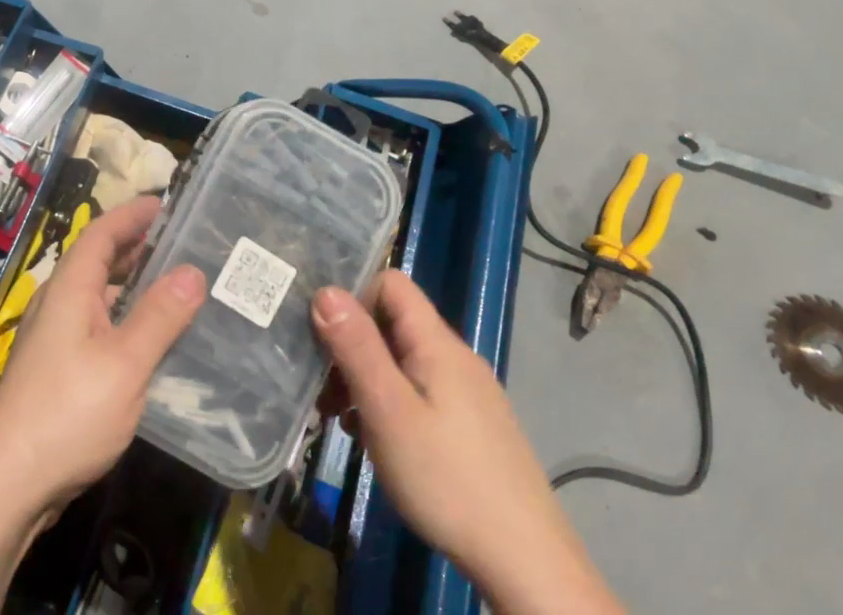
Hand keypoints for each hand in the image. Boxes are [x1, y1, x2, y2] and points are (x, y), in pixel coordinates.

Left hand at [0, 196, 205, 513]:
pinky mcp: (58, 371)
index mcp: (69, 291)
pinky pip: (97, 327)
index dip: (131, 215)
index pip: (100, 235)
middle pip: (96, 262)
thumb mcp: (124, 363)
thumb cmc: (68, 412)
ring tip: (176, 286)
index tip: (165, 202)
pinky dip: (124, 319)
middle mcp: (58, 306)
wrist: (10, 480)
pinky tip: (151, 340)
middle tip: (181, 242)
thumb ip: (159, 317)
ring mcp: (54, 340)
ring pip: (97, 298)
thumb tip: (192, 271)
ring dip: (131, 285)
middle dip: (135, 246)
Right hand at [312, 272, 622, 614]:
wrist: (524, 559)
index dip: (352, 296)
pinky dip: (386, 404)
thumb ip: (357, 348)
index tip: (320, 335)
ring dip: (363, 379)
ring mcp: (467, 394)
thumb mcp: (388, 410)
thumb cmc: (446, 478)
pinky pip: (416, 393)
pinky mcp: (469, 426)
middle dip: (349, 346)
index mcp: (439, 345)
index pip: (392, 284)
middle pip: (393, 324)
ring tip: (339, 421)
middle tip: (319, 390)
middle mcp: (456, 360)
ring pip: (401, 362)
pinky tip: (373, 440)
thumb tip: (325, 289)